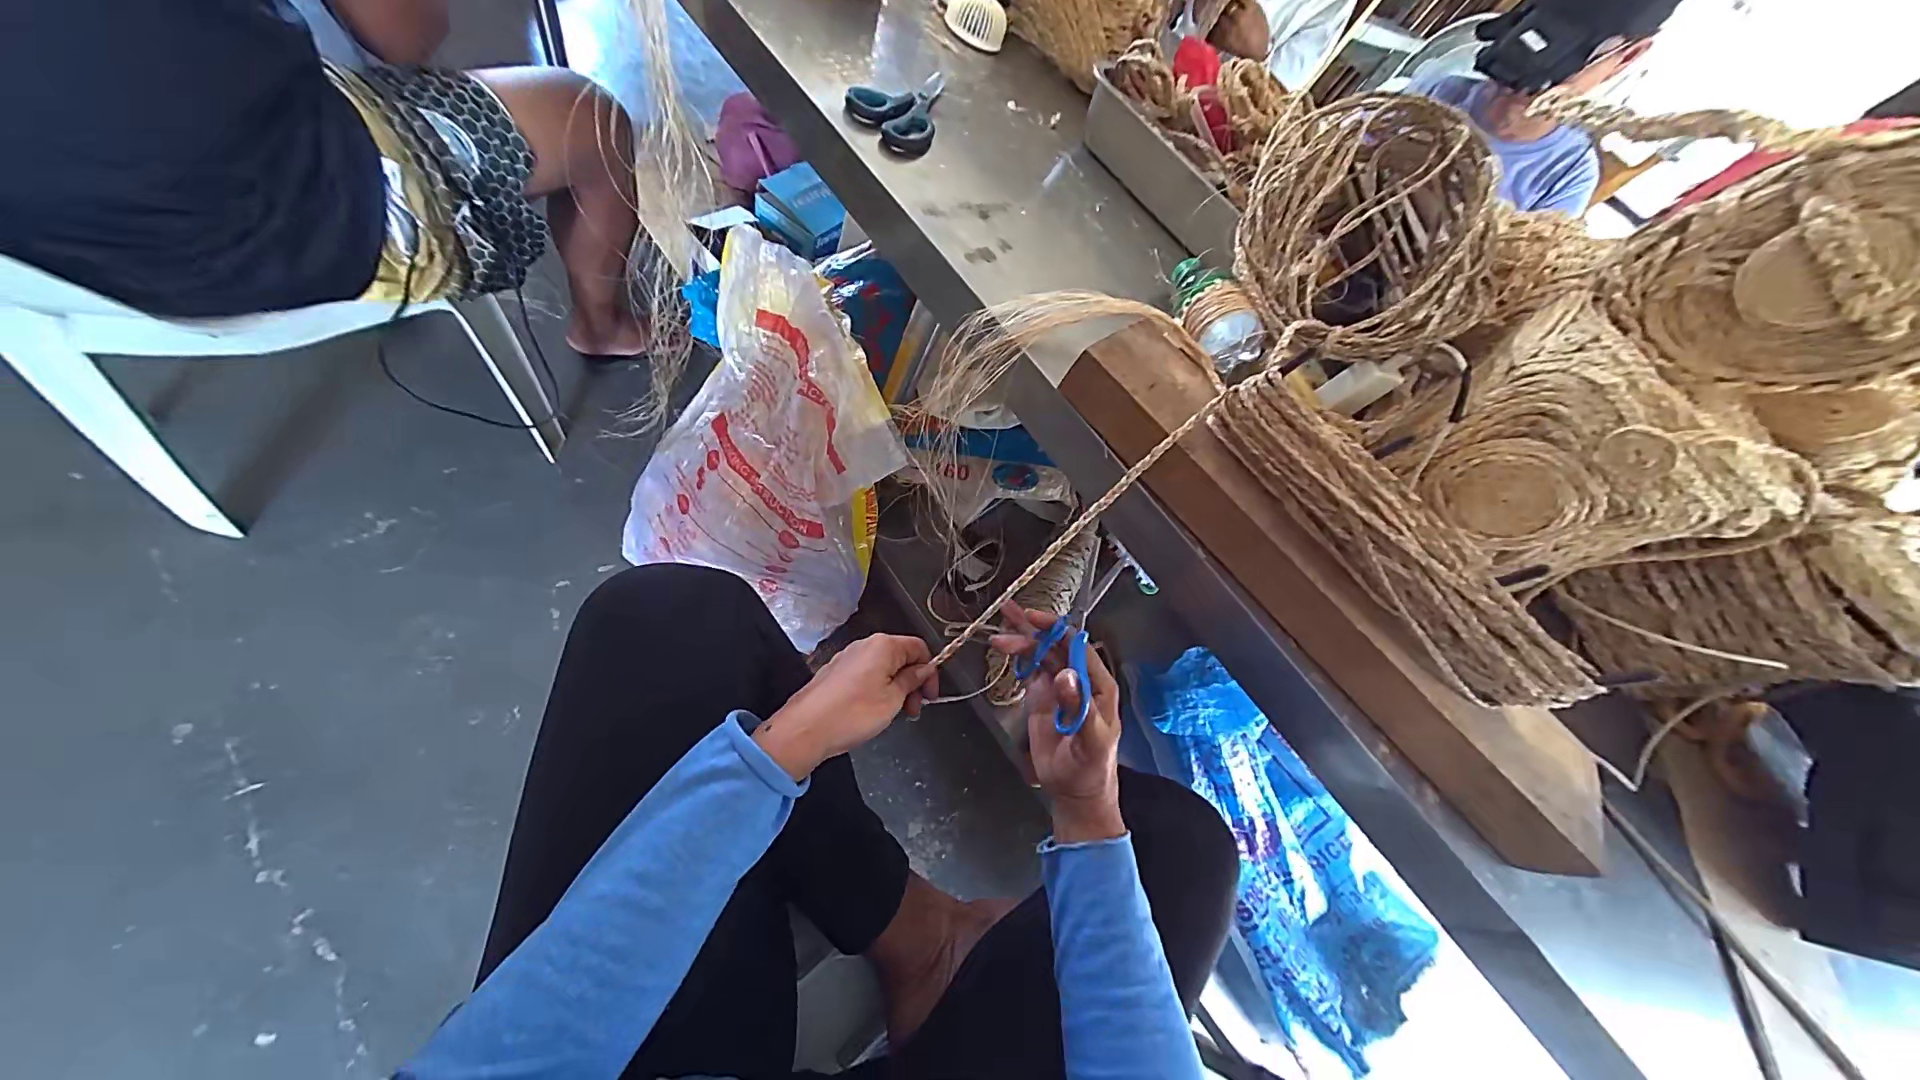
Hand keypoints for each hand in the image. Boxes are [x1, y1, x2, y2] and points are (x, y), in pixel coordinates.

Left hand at [756, 634, 937, 779]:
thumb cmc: (849, 714)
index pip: (919, 648)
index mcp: (883, 645)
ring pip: (883, 668)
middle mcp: (864, 646)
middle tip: (914, 708)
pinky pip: (866, 675)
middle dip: (912, 682)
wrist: (805, 730)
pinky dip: (877, 690)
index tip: (930, 694)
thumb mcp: (893, 699)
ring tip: (895, 714)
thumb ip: (912, 681)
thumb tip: (923, 670)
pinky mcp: (836, 673)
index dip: (930, 672)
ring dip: (895, 688)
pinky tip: (874, 712)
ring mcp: (848, 658)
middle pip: (901, 657)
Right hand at [990, 602, 1125, 843]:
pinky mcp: (1042, 698)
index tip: (1034, 620)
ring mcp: (1058, 687)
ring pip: (1039, 655)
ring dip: (1021, 641)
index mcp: (1097, 683)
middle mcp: (1078, 679)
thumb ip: (1079, 708)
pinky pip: (1030, 670)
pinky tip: (1005, 647)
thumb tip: (1064, 675)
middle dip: (1032, 629)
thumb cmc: (1091, 768)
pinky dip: (1018, 657)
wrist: (1075, 792)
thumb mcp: (1091, 741)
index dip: (1055, 629)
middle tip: (1009, 615)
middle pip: (1054, 645)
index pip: (1076, 646)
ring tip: (998, 635)